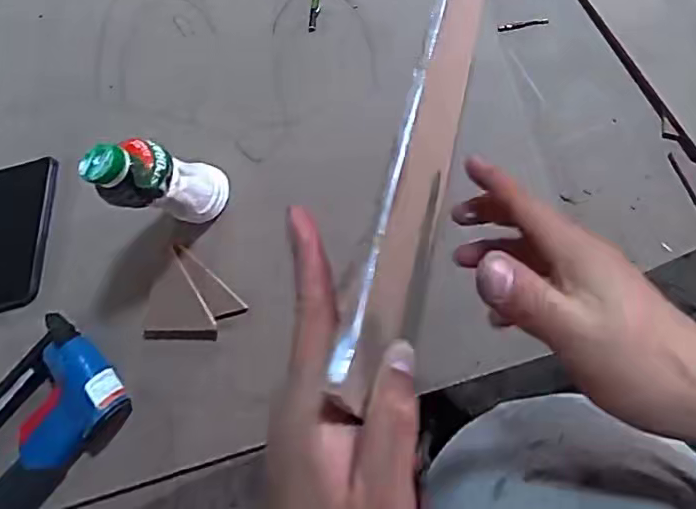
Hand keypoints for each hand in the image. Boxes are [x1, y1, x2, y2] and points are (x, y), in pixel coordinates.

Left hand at [266, 206, 419, 508]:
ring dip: (349, 319)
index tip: (297, 214)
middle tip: (365, 244)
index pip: (311, 318)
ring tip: (375, 284)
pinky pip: (336, 384)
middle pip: (320, 329)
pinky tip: (374, 357)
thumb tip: (399, 345)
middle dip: (336, 281)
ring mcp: (301, 424)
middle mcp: (296, 404)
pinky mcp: (312, 440)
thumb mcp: (380, 495)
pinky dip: (354, 359)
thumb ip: (390, 422)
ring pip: (330, 357)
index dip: (307, 262)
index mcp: (306, 407)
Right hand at [451, 156, 695, 441]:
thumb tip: (481, 264)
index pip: (525, 203)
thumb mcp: (573, 330)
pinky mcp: (598, 302)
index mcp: (572, 248)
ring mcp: (591, 278)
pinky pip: (547, 280)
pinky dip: (520, 285)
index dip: (495, 181)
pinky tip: (504, 315)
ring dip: (499, 252)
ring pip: (535, 252)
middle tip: (456, 221)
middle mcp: (580, 254)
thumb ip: (525, 297)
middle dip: (490, 215)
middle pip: (528, 221)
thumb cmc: (635, 357)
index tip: (469, 162)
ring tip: (466, 265)